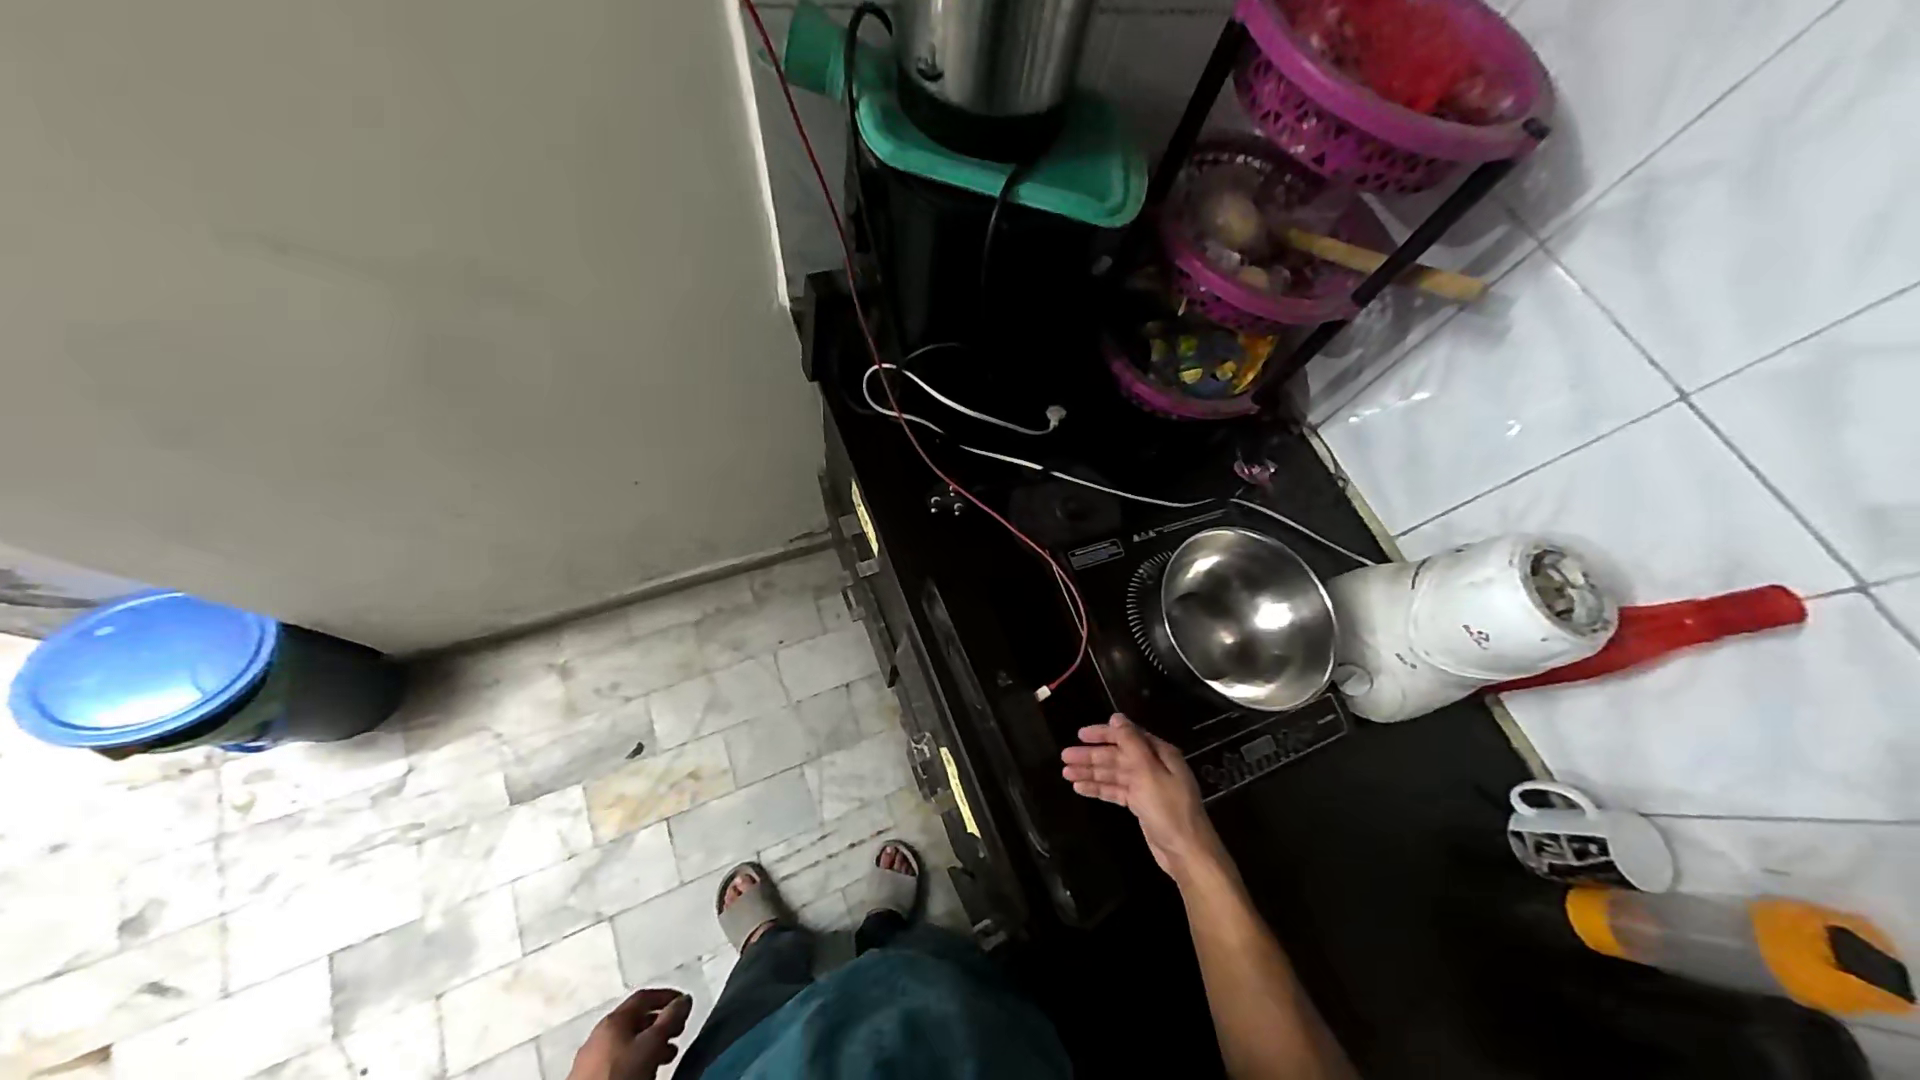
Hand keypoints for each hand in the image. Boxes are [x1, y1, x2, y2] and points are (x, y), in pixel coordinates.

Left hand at [566, 988, 691, 1079]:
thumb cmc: (622, 1074)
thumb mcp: (653, 1044)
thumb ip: (671, 1019)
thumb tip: (684, 999)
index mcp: (613, 1020)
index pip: (644, 996)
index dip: (667, 996)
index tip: (684, 1004)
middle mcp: (598, 1034)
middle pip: (635, 1019)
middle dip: (661, 1023)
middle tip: (678, 1031)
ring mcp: (590, 1058)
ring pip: (627, 1042)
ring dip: (650, 1044)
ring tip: (667, 1055)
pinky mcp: (587, 1079)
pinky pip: (618, 1059)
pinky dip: (636, 1059)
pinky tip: (645, 1071)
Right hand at [1062, 713, 1226, 881]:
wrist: (1187, 852)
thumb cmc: (1169, 809)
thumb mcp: (1148, 772)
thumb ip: (1131, 743)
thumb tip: (1116, 717)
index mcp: (1159, 754)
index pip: (1127, 736)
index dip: (1103, 734)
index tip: (1079, 735)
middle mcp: (1153, 766)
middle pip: (1117, 756)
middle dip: (1091, 756)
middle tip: (1065, 757)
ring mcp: (1146, 786)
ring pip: (1113, 774)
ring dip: (1091, 772)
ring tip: (1066, 773)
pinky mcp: (1140, 804)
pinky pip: (1115, 791)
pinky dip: (1098, 788)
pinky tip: (1080, 788)